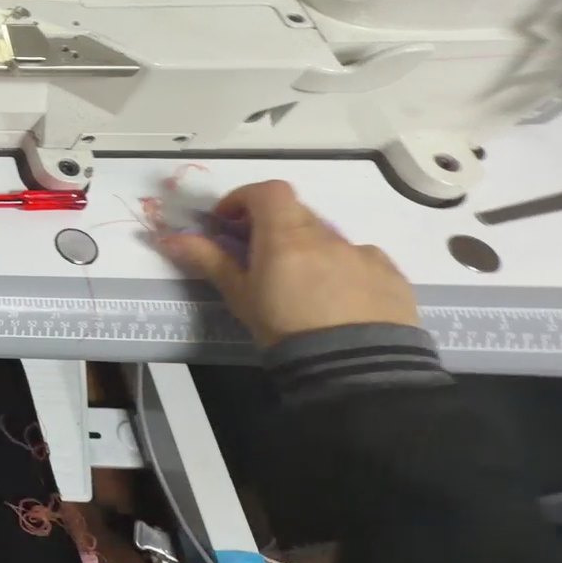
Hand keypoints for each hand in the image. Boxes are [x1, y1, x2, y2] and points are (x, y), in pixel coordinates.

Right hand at [160, 180, 418, 346]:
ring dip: (307, 248)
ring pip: (328, 237)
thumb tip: (168, 238)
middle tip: (257, 256)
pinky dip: (342, 266)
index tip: (229, 222)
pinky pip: (361, 258)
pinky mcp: (393, 277)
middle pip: (296, 213)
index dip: (244, 198)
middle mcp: (328, 237)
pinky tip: (338, 297)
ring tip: (300, 284)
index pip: (268, 191)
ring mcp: (365, 255)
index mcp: (287, 236)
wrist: (357, 370)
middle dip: (272, 226)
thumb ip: (208, 259)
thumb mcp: (238, 294)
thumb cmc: (284, 327)